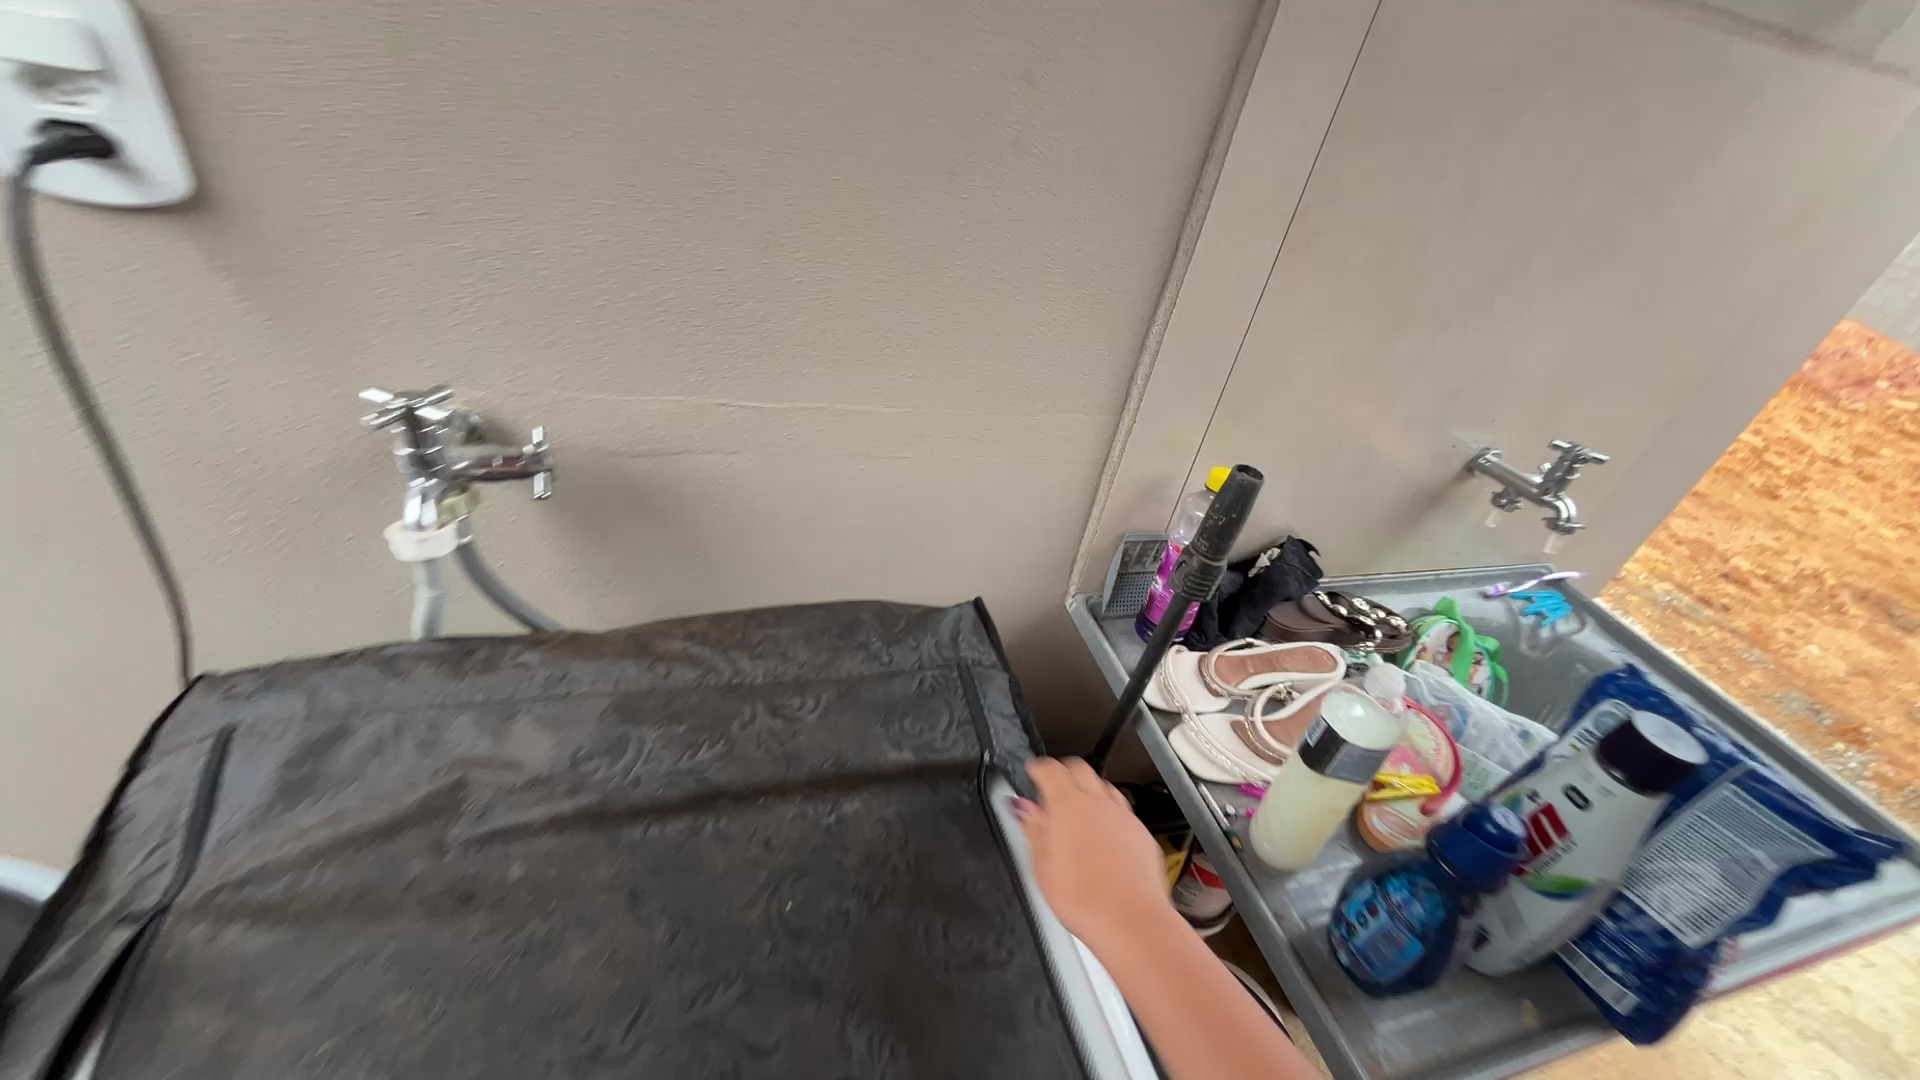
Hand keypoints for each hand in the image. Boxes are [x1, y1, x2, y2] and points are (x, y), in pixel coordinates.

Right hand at [1015, 757, 1176, 950]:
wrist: (1130, 920)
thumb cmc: (1084, 899)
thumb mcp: (1042, 866)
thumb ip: (1034, 830)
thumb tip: (1026, 810)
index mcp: (1068, 805)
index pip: (1051, 770)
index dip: (1039, 767)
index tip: (1033, 770)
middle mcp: (1098, 803)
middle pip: (1080, 768)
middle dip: (1064, 771)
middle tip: (1053, 786)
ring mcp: (1123, 816)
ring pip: (1104, 787)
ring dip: (1089, 790)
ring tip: (1079, 810)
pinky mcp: (1142, 833)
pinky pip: (1123, 811)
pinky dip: (1109, 813)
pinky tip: (1104, 834)